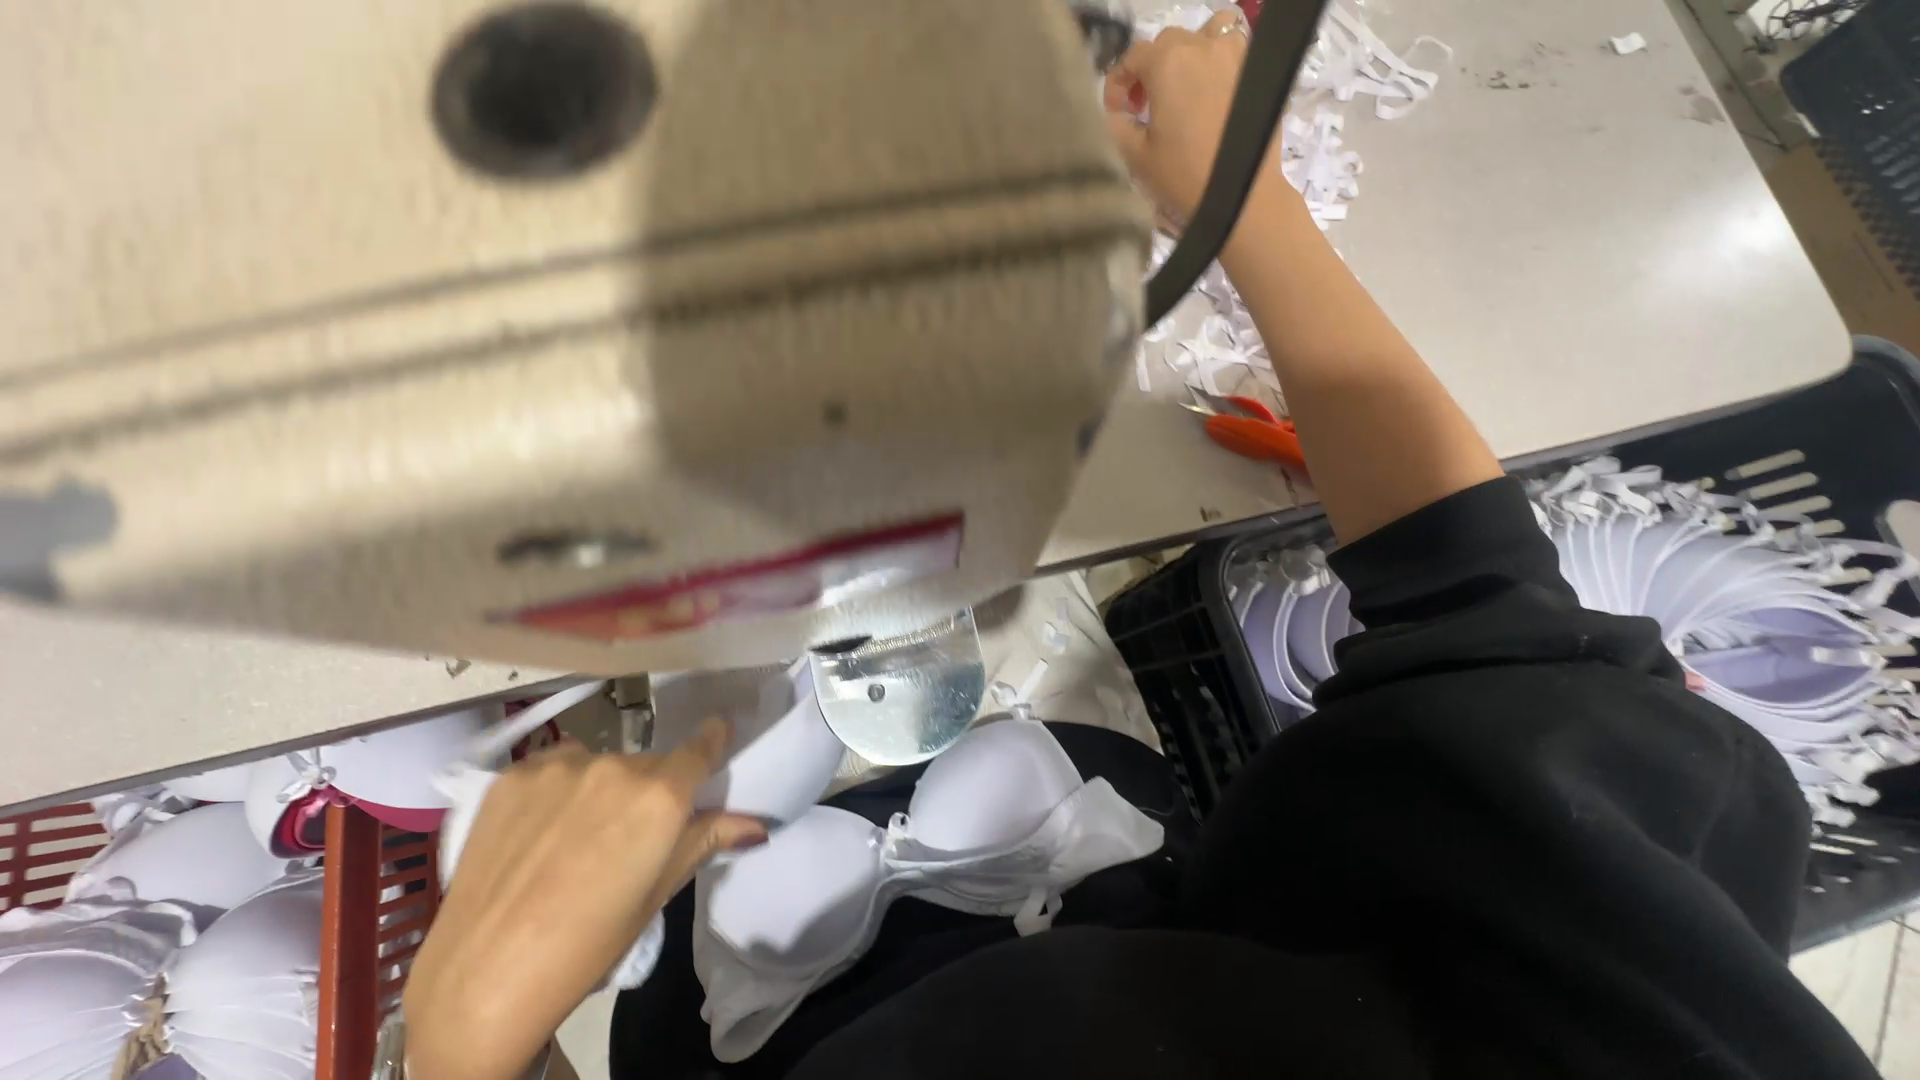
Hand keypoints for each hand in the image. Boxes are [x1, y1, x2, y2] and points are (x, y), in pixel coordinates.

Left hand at [403, 720, 766, 1079]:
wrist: (485, 972)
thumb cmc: (589, 944)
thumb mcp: (657, 894)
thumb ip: (705, 841)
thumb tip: (757, 825)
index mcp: (660, 796)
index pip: (700, 749)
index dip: (712, 740)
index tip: (717, 732)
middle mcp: (615, 766)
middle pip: (647, 765)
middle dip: (648, 789)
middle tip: (630, 835)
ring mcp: (559, 766)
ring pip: (599, 765)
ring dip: (601, 788)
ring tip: (574, 839)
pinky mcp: (513, 775)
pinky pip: (554, 769)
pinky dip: (558, 790)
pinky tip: (540, 832)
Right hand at [1102, 8, 1259, 228]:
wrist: (1237, 192)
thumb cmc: (1182, 175)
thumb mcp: (1136, 155)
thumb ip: (1116, 126)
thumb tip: (1113, 113)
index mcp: (1167, 62)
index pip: (1133, 56)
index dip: (1117, 83)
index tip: (1117, 112)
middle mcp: (1202, 46)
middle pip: (1167, 43)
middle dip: (1150, 70)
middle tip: (1145, 107)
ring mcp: (1234, 54)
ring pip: (1205, 35)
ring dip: (1188, 56)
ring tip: (1183, 89)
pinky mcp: (1256, 71)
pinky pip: (1233, 49)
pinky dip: (1218, 61)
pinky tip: (1211, 93)